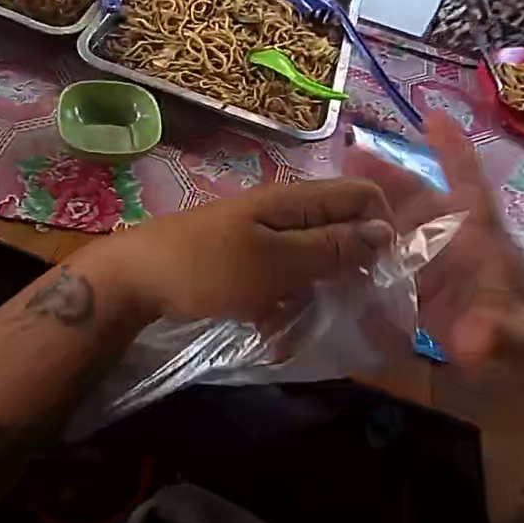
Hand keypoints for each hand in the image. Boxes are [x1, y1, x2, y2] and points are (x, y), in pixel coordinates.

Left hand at [83, 178, 394, 321]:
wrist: (137, 277)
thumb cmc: (209, 267)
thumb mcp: (277, 263)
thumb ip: (332, 248)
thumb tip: (386, 231)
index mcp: (296, 200)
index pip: (363, 195)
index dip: (382, 229)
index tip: (379, 273)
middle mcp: (284, 210)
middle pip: (340, 229)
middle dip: (348, 269)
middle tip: (344, 308)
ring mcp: (262, 232)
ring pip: (311, 258)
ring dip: (312, 293)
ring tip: (296, 325)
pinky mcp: (245, 256)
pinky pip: (281, 275)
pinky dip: (281, 300)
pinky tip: (268, 327)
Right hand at [345, 115, 523, 429]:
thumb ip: (502, 341)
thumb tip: (472, 336)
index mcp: (485, 252)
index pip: (468, 192)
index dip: (453, 153)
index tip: (431, 116)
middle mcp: (457, 258)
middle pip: (418, 209)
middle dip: (385, 181)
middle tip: (343, 157)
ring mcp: (437, 284)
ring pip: (398, 240)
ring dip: (367, 220)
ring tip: (326, 206)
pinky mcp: (422, 310)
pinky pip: (388, 278)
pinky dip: (364, 268)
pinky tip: (335, 265)